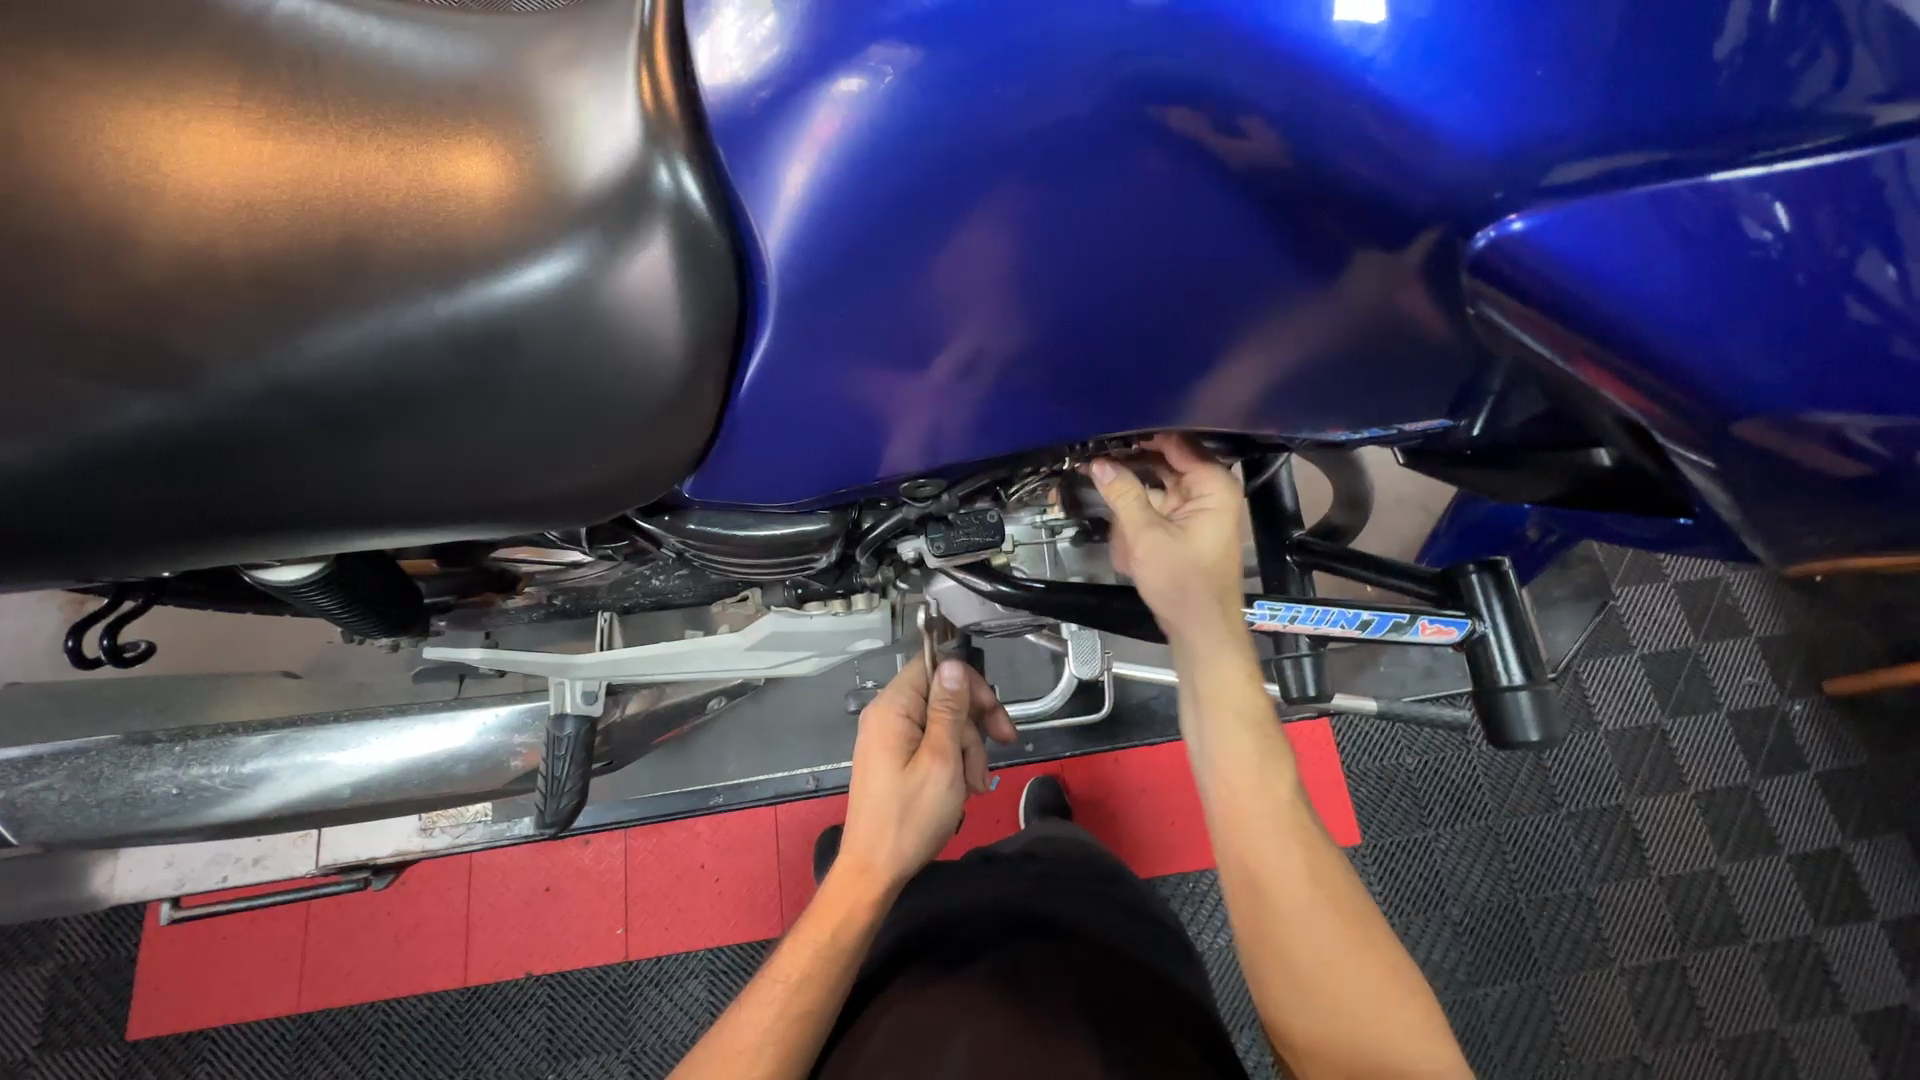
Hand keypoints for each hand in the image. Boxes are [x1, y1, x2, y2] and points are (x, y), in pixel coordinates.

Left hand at [836, 658, 1016, 894]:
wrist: (875, 870)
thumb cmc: (910, 817)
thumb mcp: (941, 760)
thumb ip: (949, 709)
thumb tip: (954, 665)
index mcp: (893, 708)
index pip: (934, 667)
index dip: (969, 684)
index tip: (993, 714)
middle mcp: (887, 715)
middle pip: (943, 696)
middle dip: (973, 725)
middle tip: (1002, 748)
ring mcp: (890, 738)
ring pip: (943, 724)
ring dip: (967, 750)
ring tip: (975, 786)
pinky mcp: (895, 759)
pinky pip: (931, 745)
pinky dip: (952, 762)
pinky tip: (964, 788)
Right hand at [1087, 433, 1248, 647]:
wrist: (1200, 630)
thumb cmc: (1184, 585)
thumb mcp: (1146, 537)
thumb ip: (1122, 494)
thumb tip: (1099, 464)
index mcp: (1213, 485)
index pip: (1176, 443)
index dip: (1141, 437)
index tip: (1108, 434)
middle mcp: (1209, 491)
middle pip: (1161, 464)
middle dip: (1131, 476)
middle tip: (1098, 470)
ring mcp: (1196, 509)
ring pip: (1152, 489)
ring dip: (1132, 511)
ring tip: (1124, 539)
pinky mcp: (1184, 526)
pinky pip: (1154, 511)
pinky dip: (1137, 526)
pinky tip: (1131, 551)